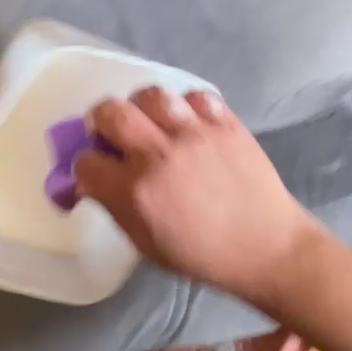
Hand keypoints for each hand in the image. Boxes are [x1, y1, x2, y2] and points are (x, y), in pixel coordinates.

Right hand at [73, 87, 325, 304]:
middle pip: (110, 112)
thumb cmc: (201, 254)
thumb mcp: (145, 243)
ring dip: (141, 107)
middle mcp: (159, 154)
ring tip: (149, 121)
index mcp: (136, 190)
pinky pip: (195, 96)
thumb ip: (115, 207)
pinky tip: (187, 123)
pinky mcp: (225, 123)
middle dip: (100, 121)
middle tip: (109, 133)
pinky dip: (186, 106)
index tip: (94, 171)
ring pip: (151, 95)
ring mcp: (194, 133)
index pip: (86, 161)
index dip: (84, 167)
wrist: (267, 247)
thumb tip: (92, 182)